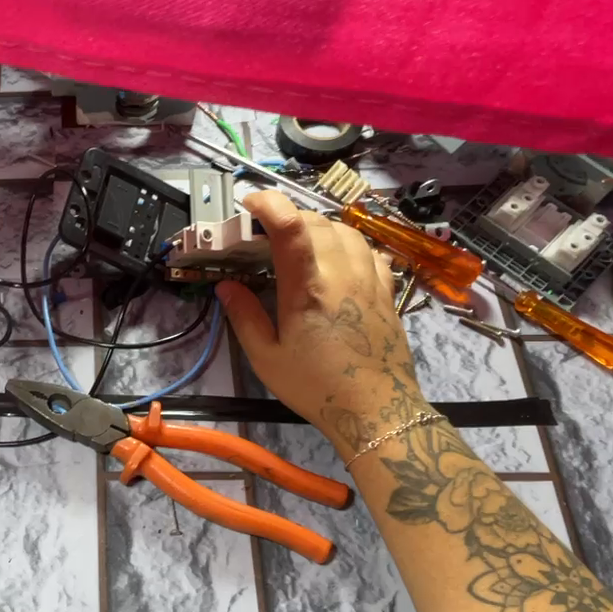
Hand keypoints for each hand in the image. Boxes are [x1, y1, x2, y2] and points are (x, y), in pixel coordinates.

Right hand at [217, 191, 428, 458]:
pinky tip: (339, 259)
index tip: (249, 203)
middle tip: (266, 234)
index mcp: (306, 288)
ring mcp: (369, 279)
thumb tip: (226, 286)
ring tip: (301, 244)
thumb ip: (244, 317)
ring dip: (319, 227)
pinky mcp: (386, 290)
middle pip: (316, 221)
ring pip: (346, 230)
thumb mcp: (266, 358)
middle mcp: (341, 273)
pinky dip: (349, 244)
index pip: (291, 226)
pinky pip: (370, 250)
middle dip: (288, 217)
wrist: (376, 408)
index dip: (269, 204)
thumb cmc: (315, 386)